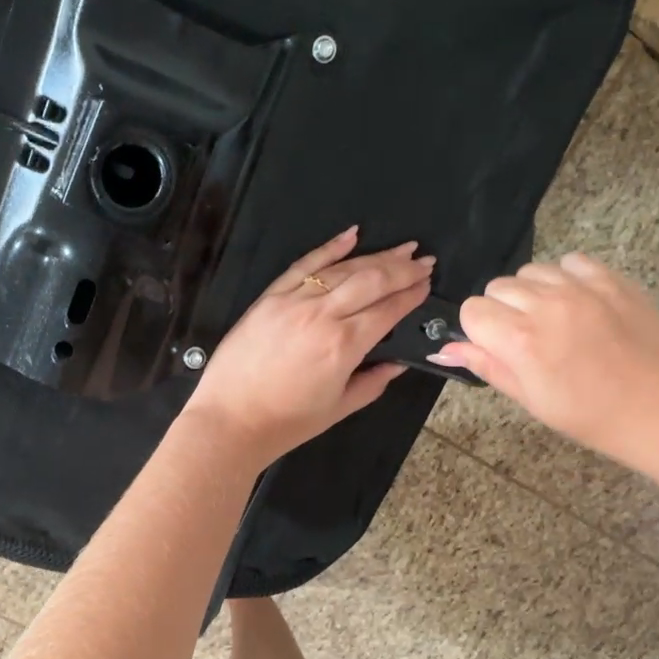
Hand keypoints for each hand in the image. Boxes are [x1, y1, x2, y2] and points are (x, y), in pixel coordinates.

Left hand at [184, 227, 432, 467]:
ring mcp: (293, 302)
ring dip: (376, 256)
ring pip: (342, 269)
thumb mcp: (339, 408)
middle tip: (423, 261)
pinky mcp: (269, 298)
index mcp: (344, 346)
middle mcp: (322, 316)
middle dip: (402, 269)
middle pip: (371, 280)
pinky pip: (304, 265)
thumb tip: (398, 363)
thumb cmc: (286, 422)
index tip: (427, 284)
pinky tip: (351, 236)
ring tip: (401, 249)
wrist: (230, 420)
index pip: (388, 310)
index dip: (411, 295)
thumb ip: (373, 382)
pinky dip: (328, 248)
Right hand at [431, 253, 658, 472]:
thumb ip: (487, 366)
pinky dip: (564, 278)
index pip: (472, 311)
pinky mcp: (613, 280)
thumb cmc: (596, 418)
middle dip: (502, 312)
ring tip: (554, 324)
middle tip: (527, 343)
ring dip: (532, 293)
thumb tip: (444, 349)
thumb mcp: (532, 401)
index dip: (478, 331)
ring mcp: (583, 288)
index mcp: (521, 341)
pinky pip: (570, 262)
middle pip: (498, 288)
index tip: (497, 350)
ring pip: (531, 271)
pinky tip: (577, 305)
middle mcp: (547, 305)